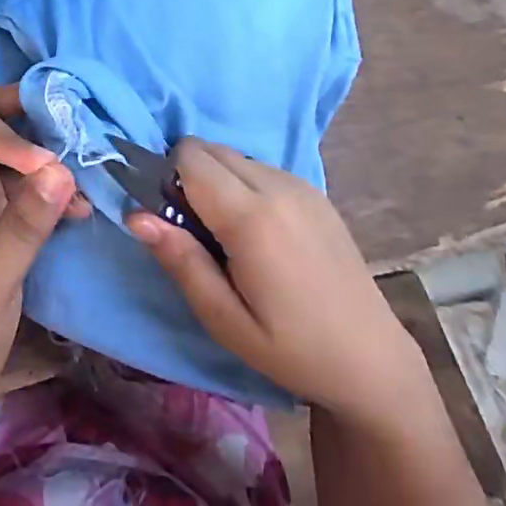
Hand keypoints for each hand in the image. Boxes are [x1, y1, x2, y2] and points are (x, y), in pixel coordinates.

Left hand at [0, 87, 84, 404]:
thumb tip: (63, 169)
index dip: (14, 137)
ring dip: (51, 158)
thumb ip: (23, 224)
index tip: (52, 166)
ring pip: (18, 159)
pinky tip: (83, 208)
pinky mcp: (2, 228)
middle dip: (34, 123)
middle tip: (80, 124)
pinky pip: (31, 193)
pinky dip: (56, 193)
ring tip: (90, 170)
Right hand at [126, 138, 420, 415]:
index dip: (167, 178)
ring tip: (227, 233)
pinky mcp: (314, 190)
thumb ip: (180, 260)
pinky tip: (258, 231)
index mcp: (251, 217)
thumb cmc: (290, 348)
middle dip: (188, 174)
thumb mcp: (224, 319)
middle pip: (208, 147)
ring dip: (216, 178)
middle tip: (195, 229)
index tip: (169, 218)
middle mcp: (276, 186)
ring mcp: (300, 184)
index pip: (189, 157)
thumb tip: (135, 215)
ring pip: (233, 154)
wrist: (371, 358)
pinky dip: (242, 183)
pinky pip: (260, 167)